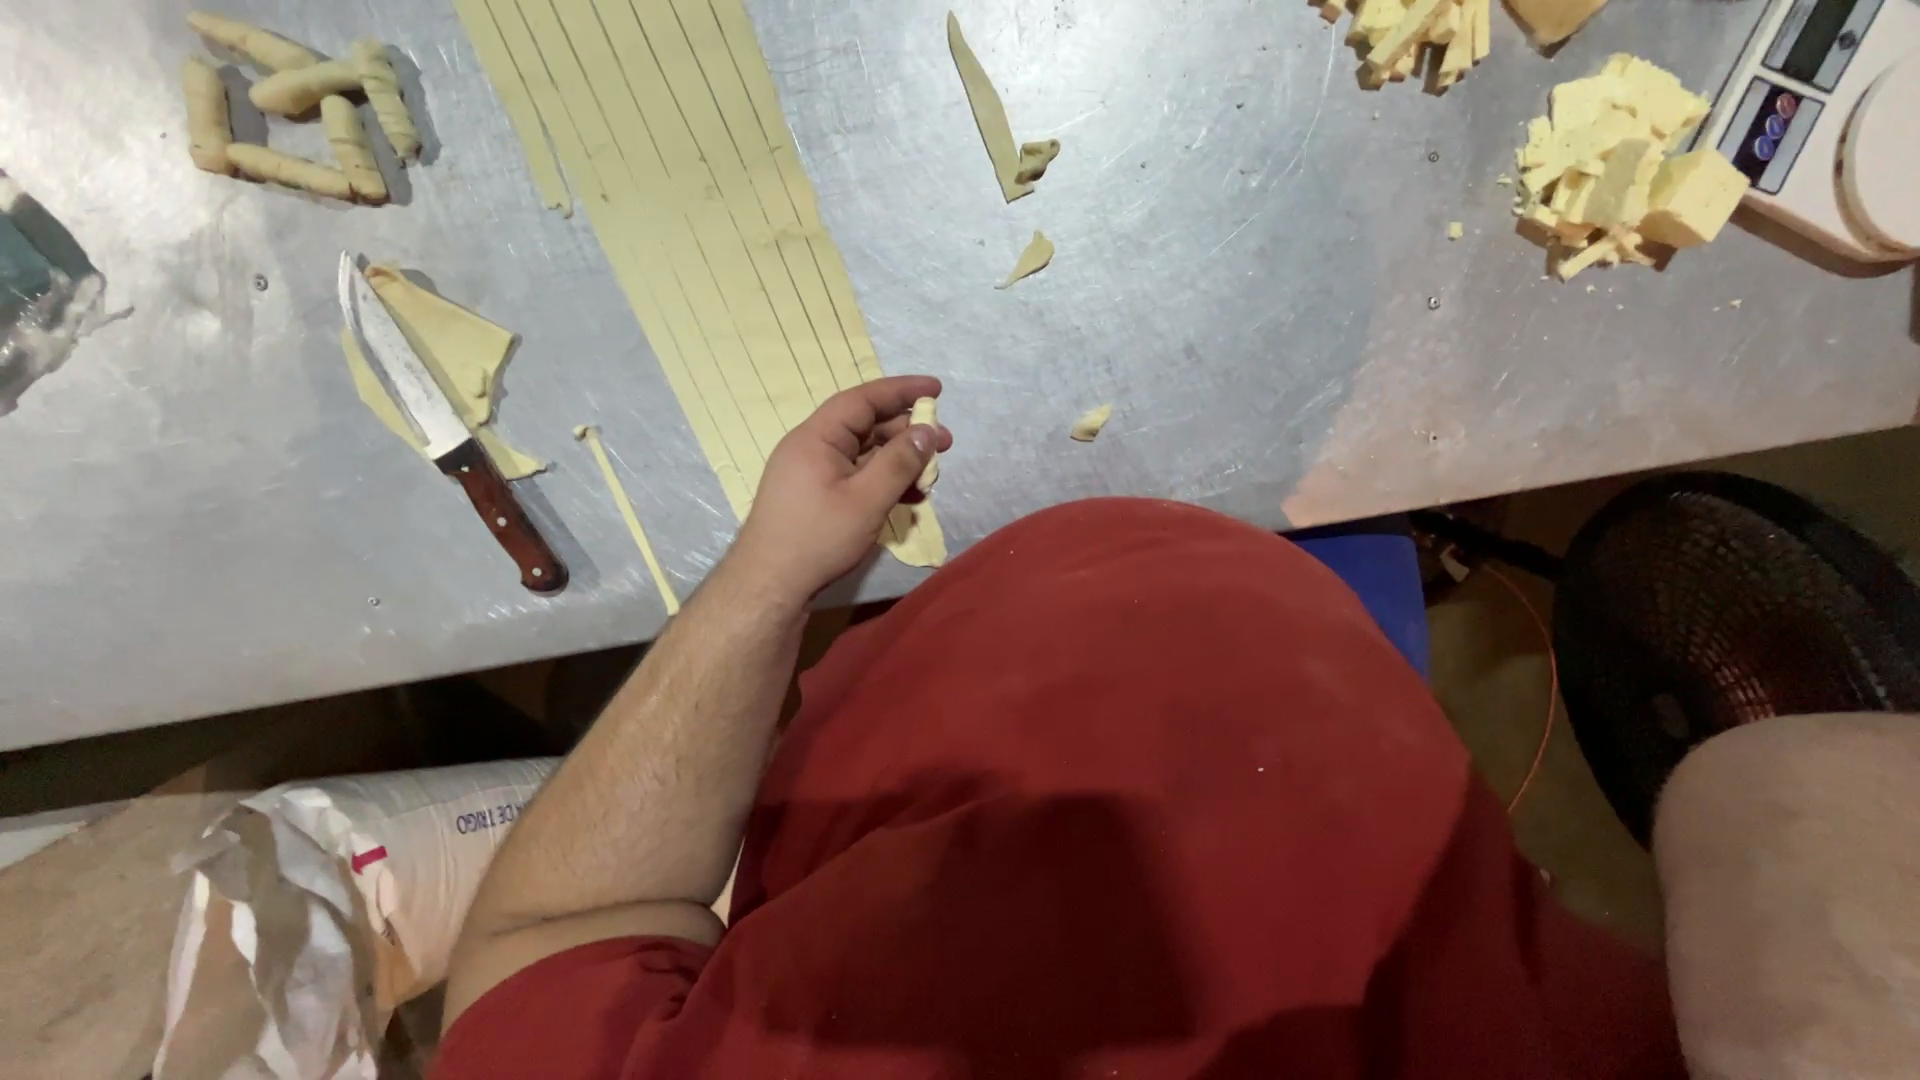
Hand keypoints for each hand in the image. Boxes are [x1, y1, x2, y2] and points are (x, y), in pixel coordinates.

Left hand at [727, 376, 953, 605]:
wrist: (769, 586)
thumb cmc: (817, 538)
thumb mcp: (866, 499)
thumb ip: (900, 462)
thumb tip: (927, 431)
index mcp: (817, 437)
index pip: (863, 399)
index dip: (901, 391)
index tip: (936, 389)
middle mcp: (812, 447)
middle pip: (866, 426)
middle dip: (907, 432)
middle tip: (945, 444)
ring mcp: (812, 473)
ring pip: (863, 455)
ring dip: (899, 462)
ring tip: (930, 478)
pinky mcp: (815, 497)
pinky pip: (855, 477)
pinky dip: (882, 482)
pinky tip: (908, 498)